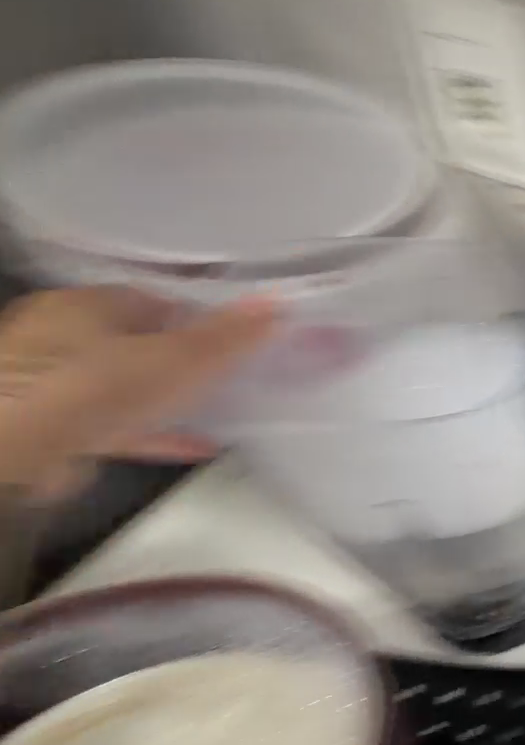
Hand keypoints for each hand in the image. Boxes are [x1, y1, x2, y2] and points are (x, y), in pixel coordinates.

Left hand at [0, 287, 276, 499]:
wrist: (26, 444)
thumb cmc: (104, 385)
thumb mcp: (186, 357)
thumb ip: (233, 333)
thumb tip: (278, 300)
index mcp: (87, 305)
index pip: (154, 301)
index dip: (201, 318)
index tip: (237, 340)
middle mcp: (62, 334)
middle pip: (142, 342)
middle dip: (189, 359)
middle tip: (234, 375)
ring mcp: (56, 379)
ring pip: (131, 383)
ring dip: (175, 397)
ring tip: (222, 412)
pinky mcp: (59, 420)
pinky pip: (124, 422)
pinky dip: (161, 431)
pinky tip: (200, 444)